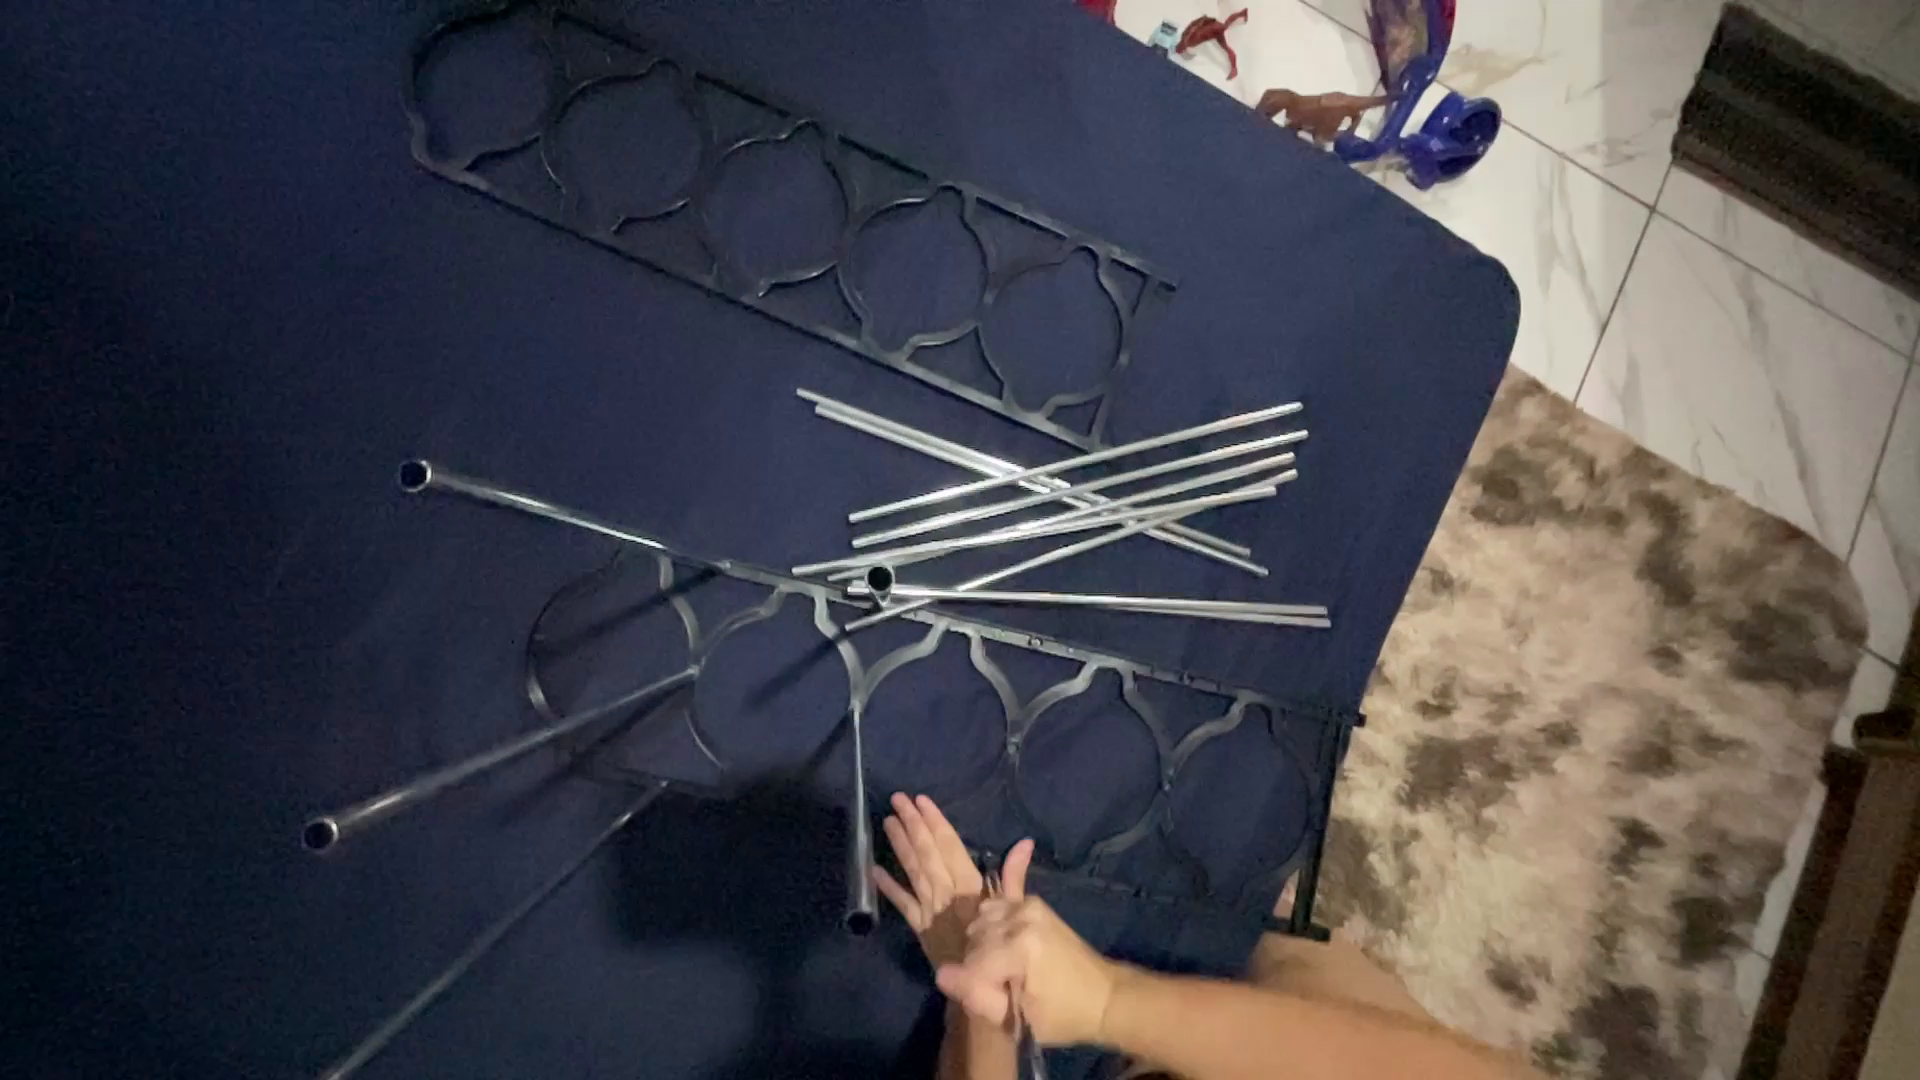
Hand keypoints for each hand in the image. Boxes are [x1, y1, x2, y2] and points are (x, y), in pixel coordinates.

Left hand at [871, 792, 1034, 969]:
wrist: (983, 988)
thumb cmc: (1000, 945)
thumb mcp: (1011, 908)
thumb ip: (1014, 875)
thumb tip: (1025, 843)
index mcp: (969, 886)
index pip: (950, 846)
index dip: (935, 822)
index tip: (922, 800)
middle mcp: (946, 894)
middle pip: (927, 854)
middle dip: (913, 825)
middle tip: (897, 799)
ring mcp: (930, 911)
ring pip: (913, 872)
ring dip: (900, 846)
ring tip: (888, 822)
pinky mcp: (919, 928)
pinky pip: (902, 905)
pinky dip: (889, 887)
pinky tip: (874, 870)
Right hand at [937, 895, 1127, 1047]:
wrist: (1101, 994)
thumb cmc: (1062, 1014)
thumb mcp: (1019, 1020)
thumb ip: (977, 997)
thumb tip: (941, 973)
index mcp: (1020, 946)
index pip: (972, 963)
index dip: (974, 986)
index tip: (991, 1000)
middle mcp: (1022, 916)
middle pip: (974, 938)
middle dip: (977, 964)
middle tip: (998, 987)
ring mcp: (1028, 905)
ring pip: (981, 919)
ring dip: (982, 943)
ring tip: (1001, 968)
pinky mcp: (1033, 902)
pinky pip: (998, 901)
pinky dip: (994, 914)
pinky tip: (1007, 914)